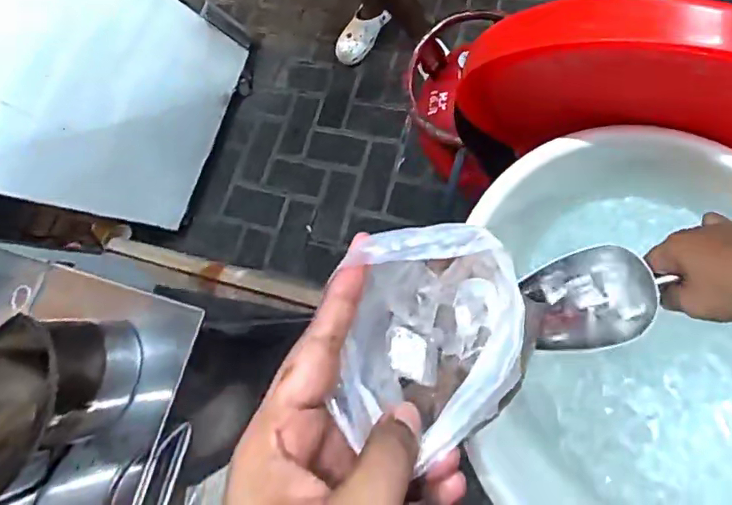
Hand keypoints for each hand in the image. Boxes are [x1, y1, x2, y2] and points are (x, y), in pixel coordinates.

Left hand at [225, 244, 466, 504]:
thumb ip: (381, 460)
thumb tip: (410, 414)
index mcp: (278, 438)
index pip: (314, 348)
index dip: (342, 296)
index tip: (365, 251)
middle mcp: (299, 452)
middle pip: (357, 393)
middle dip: (403, 383)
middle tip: (436, 348)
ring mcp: (323, 486)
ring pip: (381, 444)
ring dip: (422, 448)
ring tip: (453, 454)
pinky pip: (386, 483)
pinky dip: (419, 484)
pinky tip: (448, 486)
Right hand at [645, 213, 731, 322]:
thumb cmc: (728, 291)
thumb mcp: (693, 305)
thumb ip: (671, 298)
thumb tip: (665, 292)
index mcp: (674, 247)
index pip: (651, 262)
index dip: (655, 281)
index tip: (669, 297)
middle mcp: (688, 231)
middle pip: (671, 251)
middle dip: (675, 270)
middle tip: (690, 294)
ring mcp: (712, 227)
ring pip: (692, 242)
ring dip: (694, 258)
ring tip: (710, 279)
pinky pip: (713, 232)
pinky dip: (711, 242)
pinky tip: (721, 254)